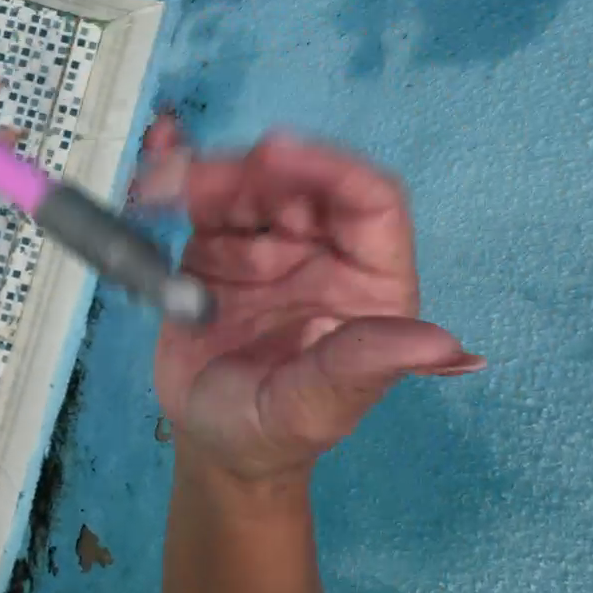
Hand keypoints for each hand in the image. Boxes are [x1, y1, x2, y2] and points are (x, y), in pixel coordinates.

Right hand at [139, 116, 484, 483]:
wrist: (208, 439)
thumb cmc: (270, 433)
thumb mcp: (312, 408)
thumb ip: (358, 369)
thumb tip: (441, 341)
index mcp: (366, 285)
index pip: (367, 203)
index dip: (326, 169)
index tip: (268, 152)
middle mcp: (320, 255)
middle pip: (292, 185)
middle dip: (241, 170)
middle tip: (182, 178)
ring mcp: (263, 248)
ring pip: (241, 186)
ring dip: (197, 172)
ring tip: (151, 184)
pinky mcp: (212, 250)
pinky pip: (197, 203)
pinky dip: (174, 177)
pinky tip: (154, 159)